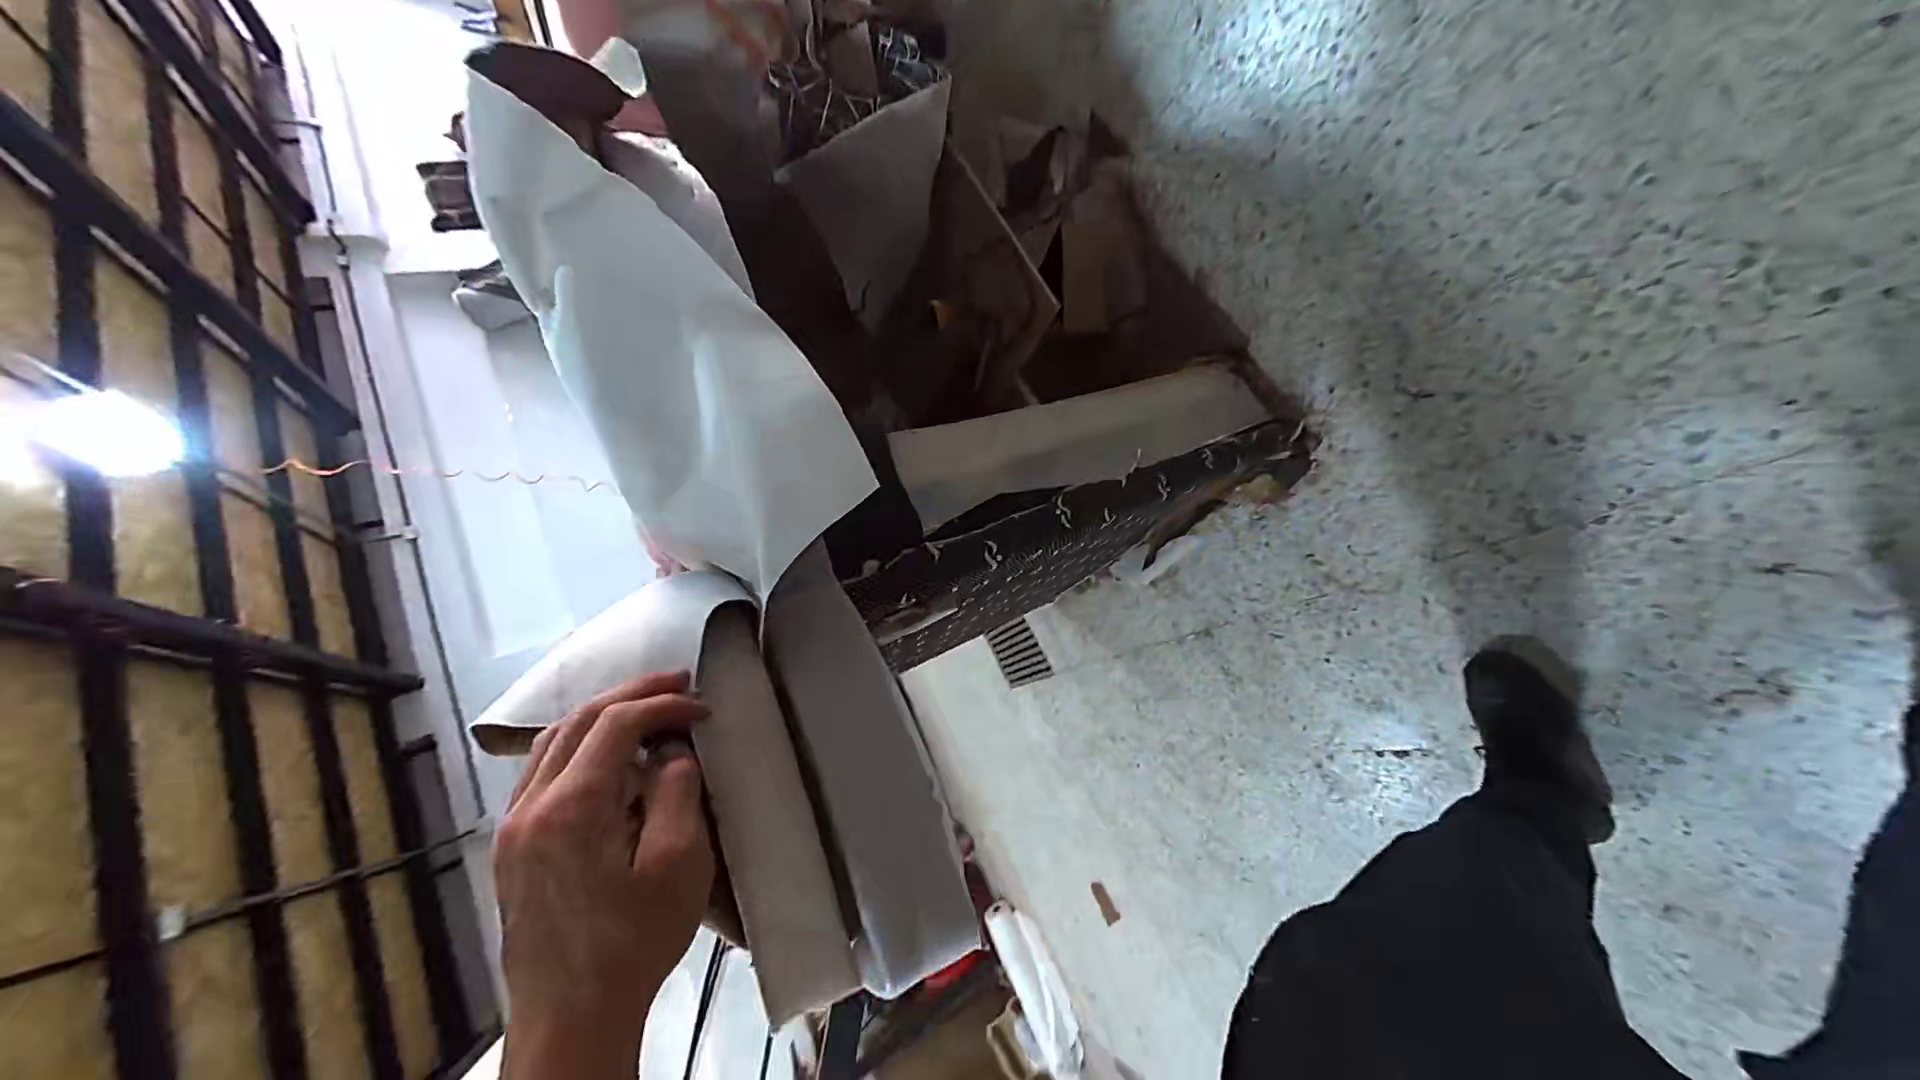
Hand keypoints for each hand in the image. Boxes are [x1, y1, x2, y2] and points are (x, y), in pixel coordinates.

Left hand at [496, 672, 713, 1078]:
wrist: (571, 1016)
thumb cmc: (635, 940)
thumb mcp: (680, 863)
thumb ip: (676, 791)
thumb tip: (671, 752)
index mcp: (572, 808)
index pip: (616, 724)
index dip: (664, 705)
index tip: (704, 708)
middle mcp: (530, 806)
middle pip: (579, 720)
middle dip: (633, 693)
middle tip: (679, 683)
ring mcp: (513, 826)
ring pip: (553, 740)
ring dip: (603, 713)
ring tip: (647, 705)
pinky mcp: (512, 845)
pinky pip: (542, 769)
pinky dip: (580, 743)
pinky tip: (608, 752)